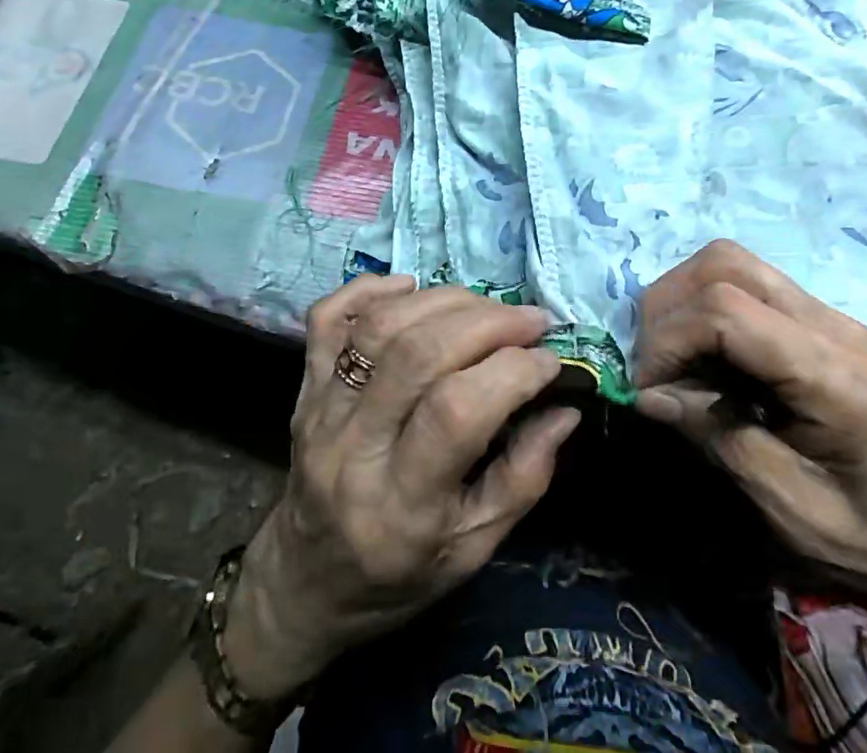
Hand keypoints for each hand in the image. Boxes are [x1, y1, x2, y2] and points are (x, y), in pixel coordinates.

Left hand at [222, 277, 579, 699]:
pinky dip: (369, 290)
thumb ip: (522, 480)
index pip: (456, 412)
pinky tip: (412, 287)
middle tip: (530, 321)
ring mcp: (319, 411)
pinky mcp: (303, 388)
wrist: (306, 579)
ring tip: (486, 308)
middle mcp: (353, 449)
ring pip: (376, 328)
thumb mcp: (472, 551)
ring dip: (441, 301)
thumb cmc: (397, 577)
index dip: (512, 373)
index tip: (551, 362)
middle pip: (416, 355)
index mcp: (402, 505)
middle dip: (486, 323)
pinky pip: (325, 318)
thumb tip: (564, 409)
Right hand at [631, 240, 866, 635]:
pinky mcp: (822, 325)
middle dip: (667, 310)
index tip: (647, 393)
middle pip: (723, 264)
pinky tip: (705, 361)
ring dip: (682, 302)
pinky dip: (705, 310)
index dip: (667, 342)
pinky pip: (747, 287)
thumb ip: (718, 439)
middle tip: (655, 371)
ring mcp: (832, 319)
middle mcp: (836, 329)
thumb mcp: (791, 509)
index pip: (725, 310)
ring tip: (673, 362)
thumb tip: (646, 395)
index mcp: (838, 379)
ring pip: (731, 263)